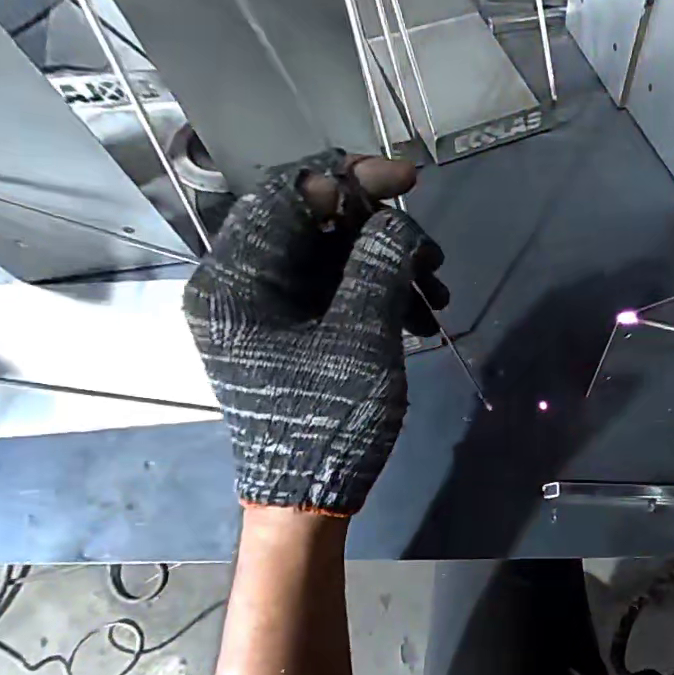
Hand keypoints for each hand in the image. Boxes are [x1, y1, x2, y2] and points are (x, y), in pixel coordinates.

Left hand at [184, 150, 446, 514]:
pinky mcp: (292, 332)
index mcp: (236, 279)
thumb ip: (379, 267)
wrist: (309, 496)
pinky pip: (336, 293)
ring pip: (332, 260)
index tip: (410, 181)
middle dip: (381, 235)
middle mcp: (242, 285)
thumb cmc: (327, 422)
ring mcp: (267, 310)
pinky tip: (419, 318)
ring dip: (389, 269)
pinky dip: (379, 296)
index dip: (352, 179)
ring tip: (437, 297)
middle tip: (433, 258)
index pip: (290, 197)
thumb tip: (398, 222)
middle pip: (314, 226)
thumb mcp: (361, 340)